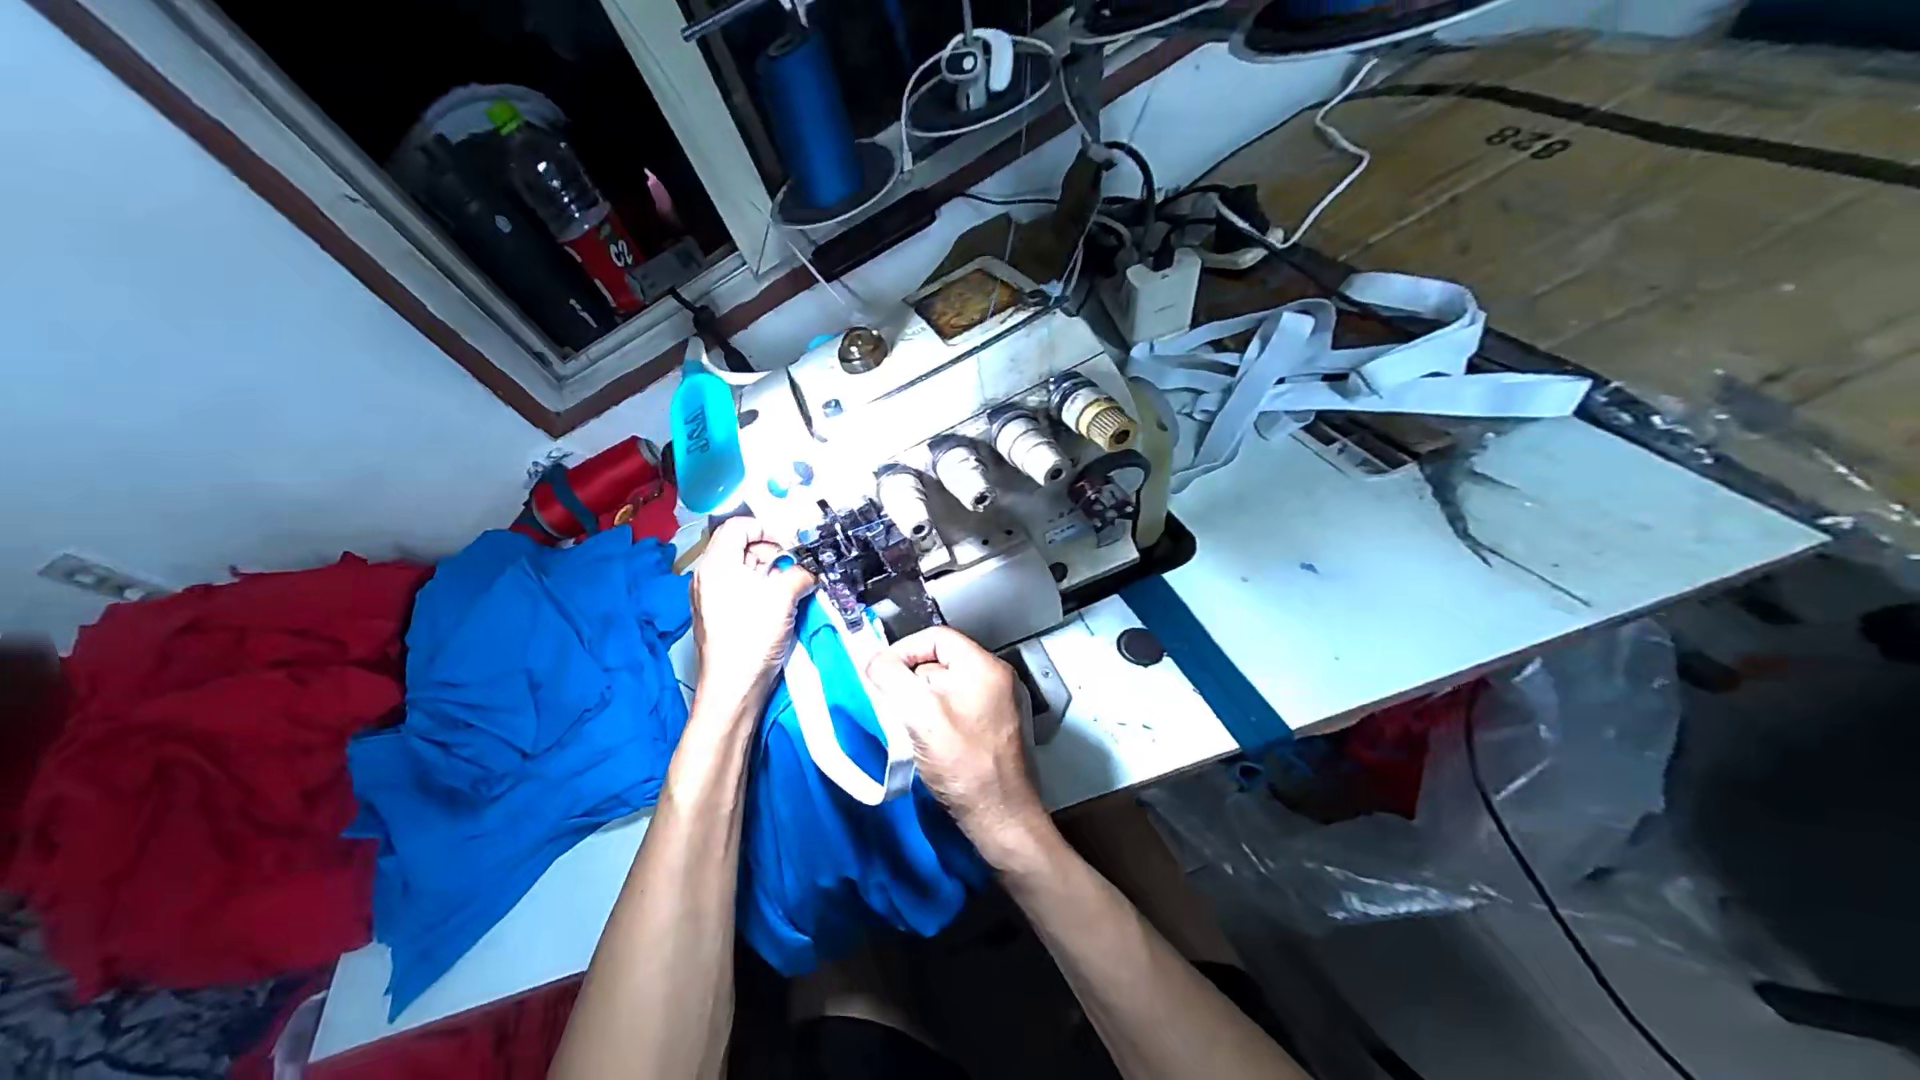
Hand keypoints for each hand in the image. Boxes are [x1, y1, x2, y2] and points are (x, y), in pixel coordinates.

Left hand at [691, 517, 814, 704]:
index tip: (791, 545)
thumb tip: (810, 570)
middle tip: (796, 568)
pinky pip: (740, 588)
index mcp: (716, 564)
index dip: (767, 529)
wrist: (733, 688)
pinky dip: (761, 589)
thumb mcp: (783, 597)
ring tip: (792, 587)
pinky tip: (779, 604)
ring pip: (743, 568)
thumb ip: (799, 573)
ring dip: (770, 573)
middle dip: (773, 553)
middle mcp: (707, 575)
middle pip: (742, 546)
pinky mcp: (717, 614)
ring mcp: (710, 596)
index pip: (738, 525)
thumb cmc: (752, 638)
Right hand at [862, 627, 1048, 866]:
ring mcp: (998, 705)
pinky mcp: (994, 729)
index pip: (936, 637)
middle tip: (892, 706)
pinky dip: (936, 718)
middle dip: (910, 680)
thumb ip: (893, 679)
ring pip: (946, 687)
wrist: (1001, 818)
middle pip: (939, 662)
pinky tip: (926, 742)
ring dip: (921, 702)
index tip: (881, 676)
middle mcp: (997, 679)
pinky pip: (957, 708)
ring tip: (908, 728)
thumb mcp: (920, 715)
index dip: (904, 651)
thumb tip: (875, 661)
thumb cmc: (964, 766)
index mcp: (985, 667)